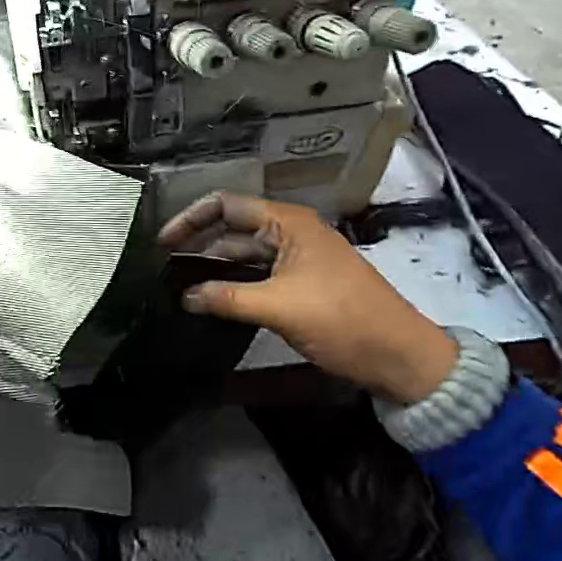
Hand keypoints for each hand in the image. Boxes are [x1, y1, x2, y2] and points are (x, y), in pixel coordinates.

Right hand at [158, 192, 458, 402]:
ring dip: (216, 268)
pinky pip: (259, 276)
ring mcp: (297, 258)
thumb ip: (228, 298)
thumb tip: (185, 297)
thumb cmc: (342, 319)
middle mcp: (290, 232)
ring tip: (180, 287)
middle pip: (234, 229)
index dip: (192, 219)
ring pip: (245, 255)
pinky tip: (213, 300)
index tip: (162, 244)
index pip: (228, 205)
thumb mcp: (280, 307)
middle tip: (164, 270)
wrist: (398, 355)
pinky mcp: (301, 284)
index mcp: (288, 222)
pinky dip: (235, 285)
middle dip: (200, 246)